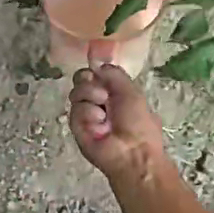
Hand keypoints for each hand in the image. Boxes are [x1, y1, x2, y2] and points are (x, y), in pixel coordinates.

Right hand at [68, 64, 167, 183]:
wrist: (133, 152)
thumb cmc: (138, 122)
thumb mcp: (130, 91)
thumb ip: (112, 73)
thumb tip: (94, 61)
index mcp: (113, 93)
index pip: (94, 74)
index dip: (93, 70)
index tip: (96, 70)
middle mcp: (97, 102)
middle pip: (81, 80)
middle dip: (90, 83)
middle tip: (103, 94)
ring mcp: (86, 114)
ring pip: (76, 93)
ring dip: (91, 97)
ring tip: (104, 111)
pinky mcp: (76, 127)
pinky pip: (75, 110)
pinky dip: (88, 113)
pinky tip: (99, 123)